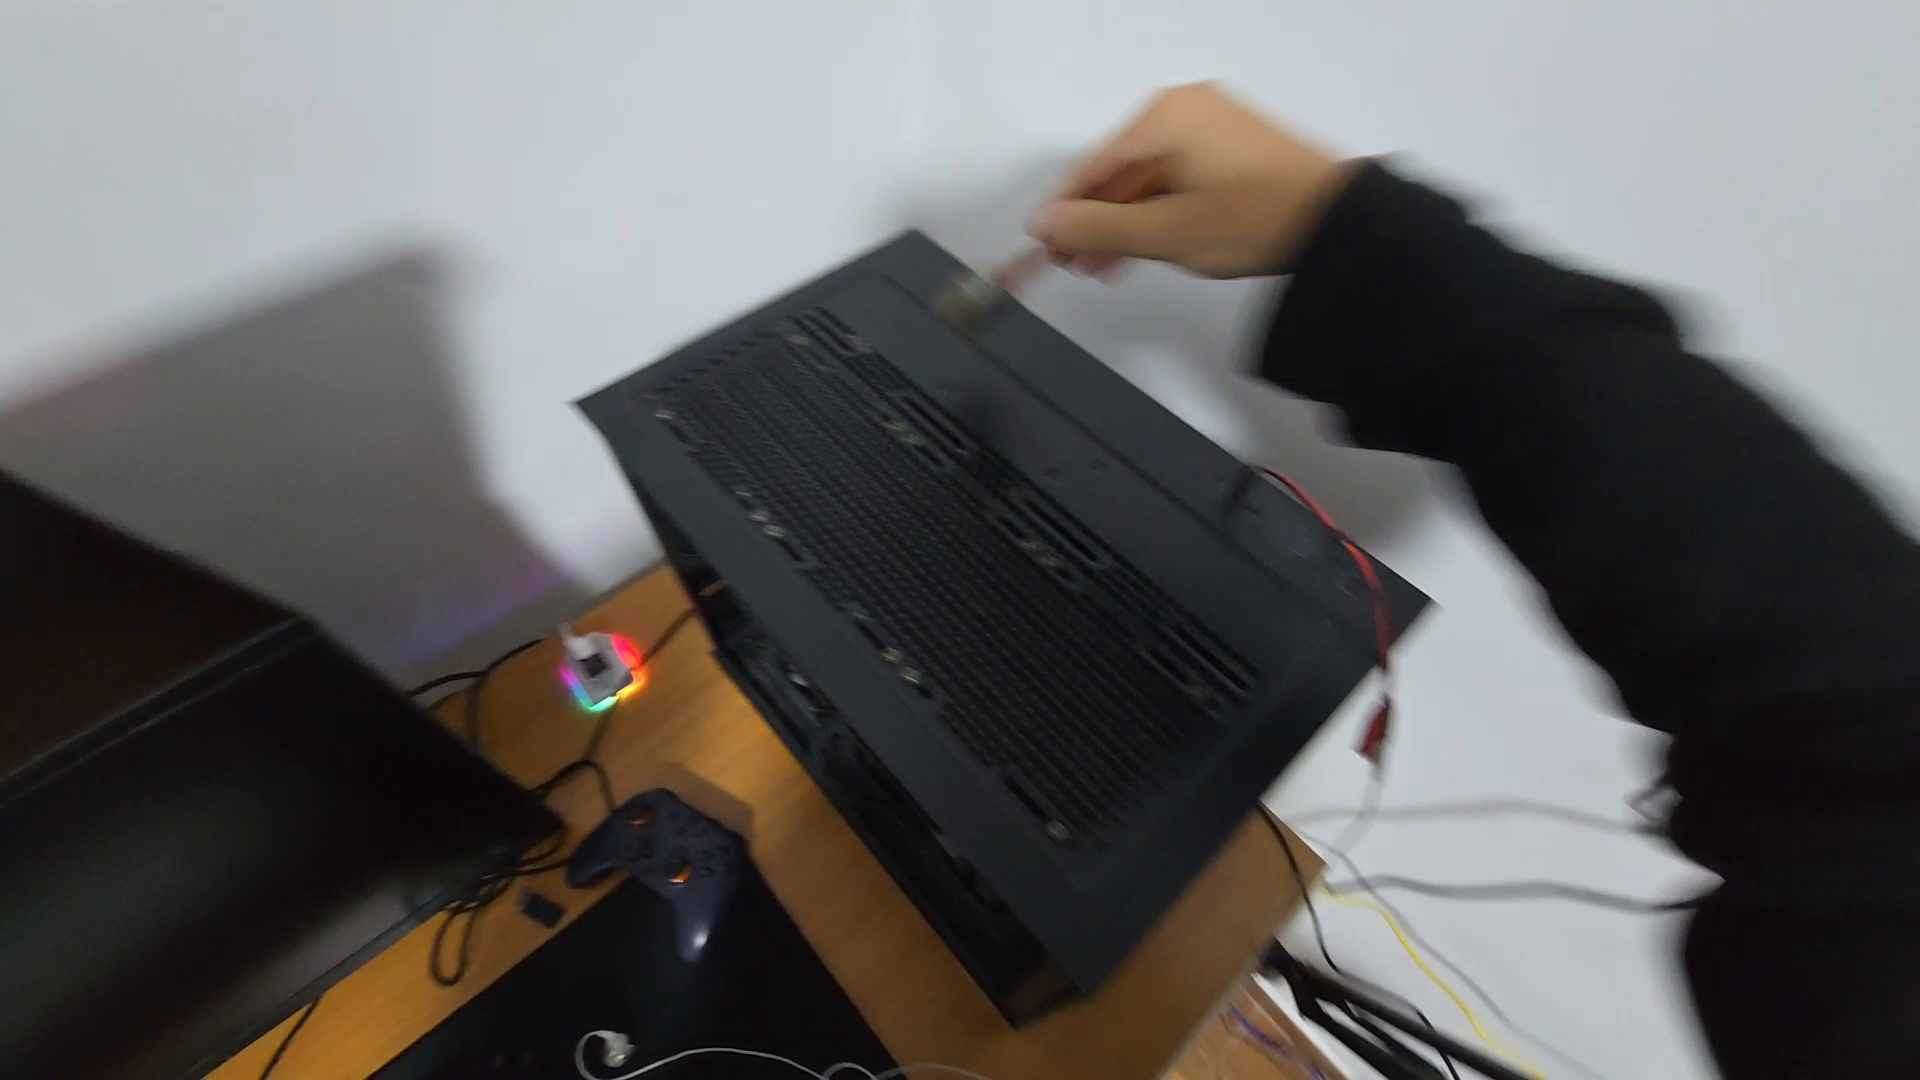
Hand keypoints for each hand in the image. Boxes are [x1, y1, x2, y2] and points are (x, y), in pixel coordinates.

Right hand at [1028, 82, 1355, 278]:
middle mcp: (1184, 111)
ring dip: (1120, 223)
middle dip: (1091, 222)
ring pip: (1142, 179)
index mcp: (1164, 119)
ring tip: (1103, 266)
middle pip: (1115, 172)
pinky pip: (1170, 178)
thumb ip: (1095, 229)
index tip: (1044, 246)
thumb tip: (1047, 224)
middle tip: (1072, 262)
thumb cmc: (1258, 217)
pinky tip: (1139, 246)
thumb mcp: (1161, 232)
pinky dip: (1151, 212)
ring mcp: (1209, 128)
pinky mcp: (1227, 149)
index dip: (1063, 212)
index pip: (1090, 168)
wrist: (1332, 223)